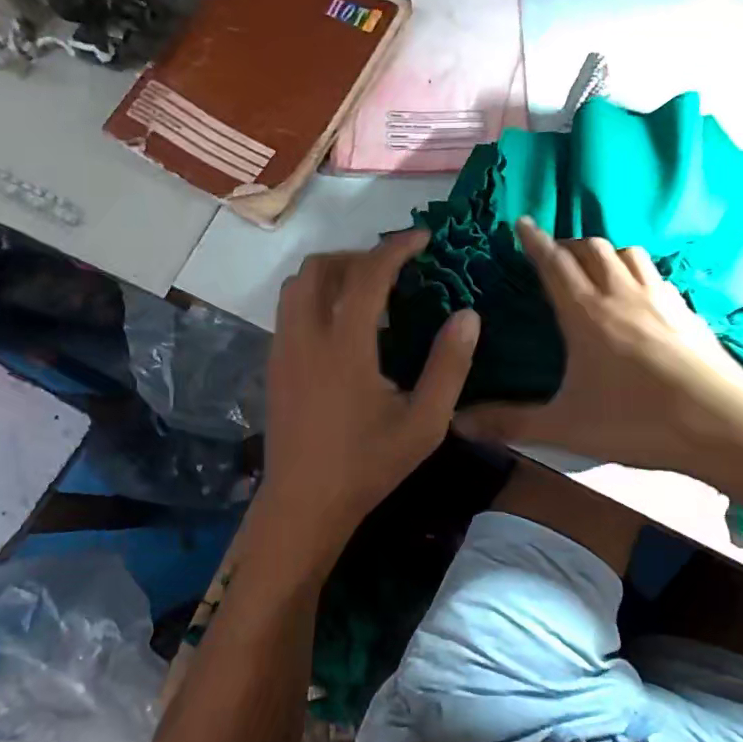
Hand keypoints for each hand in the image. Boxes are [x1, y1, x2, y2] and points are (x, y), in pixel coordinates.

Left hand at [261, 231, 477, 541]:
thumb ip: (449, 366)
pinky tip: (345, 325)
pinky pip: (290, 308)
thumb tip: (468, 315)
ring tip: (370, 291)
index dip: (396, 249)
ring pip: (297, 285)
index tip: (422, 238)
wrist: (304, 503)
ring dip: (333, 273)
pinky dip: (318, 296)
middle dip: (358, 255)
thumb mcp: (425, 422)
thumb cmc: (369, 464)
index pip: (367, 276)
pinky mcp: (274, 363)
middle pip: (320, 267)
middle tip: (394, 268)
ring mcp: (283, 348)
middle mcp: (306, 336)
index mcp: (344, 347)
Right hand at [455, 218, 742, 483]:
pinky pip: (657, 275)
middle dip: (568, 244)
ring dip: (607, 252)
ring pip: (629, 253)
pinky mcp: (687, 311)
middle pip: (592, 247)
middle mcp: (622, 294)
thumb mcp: (565, 426)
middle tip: (555, 258)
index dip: (535, 241)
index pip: (553, 263)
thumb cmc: (636, 422)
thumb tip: (456, 423)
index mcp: (586, 313)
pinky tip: (641, 297)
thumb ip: (510, 422)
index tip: (524, 222)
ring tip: (597, 270)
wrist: (720, 424)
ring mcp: (660, 299)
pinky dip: (639, 272)